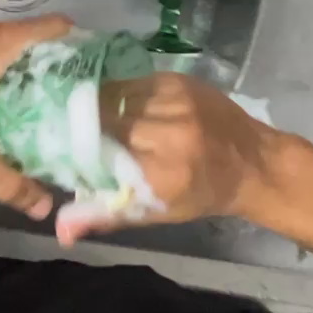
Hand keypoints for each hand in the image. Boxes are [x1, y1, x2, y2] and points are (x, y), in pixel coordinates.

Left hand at [0, 15, 73, 218]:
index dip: (84, 47)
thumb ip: (7, 180)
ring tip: (53, 110)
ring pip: (11, 50)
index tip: (102, 77)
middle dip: (61, 69)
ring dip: (31, 74)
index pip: (57, 28)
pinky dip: (5, 75)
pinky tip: (8, 107)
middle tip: (84, 105)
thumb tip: (44, 210)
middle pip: (38, 42)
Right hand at [57, 72, 280, 245]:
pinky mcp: (177, 80)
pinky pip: (132, 83)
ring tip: (86, 115)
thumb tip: (59, 231)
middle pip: (104, 119)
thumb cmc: (201, 194)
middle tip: (67, 131)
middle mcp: (169, 132)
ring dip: (99, 105)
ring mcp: (175, 101)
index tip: (59, 152)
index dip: (76, 150)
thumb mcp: (155, 212)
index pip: (100, 154)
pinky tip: (117, 104)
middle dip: (84, 125)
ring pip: (115, 96)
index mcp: (162, 172)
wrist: (253, 162)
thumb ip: (105, 216)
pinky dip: (120, 94)